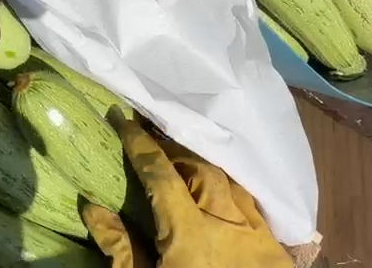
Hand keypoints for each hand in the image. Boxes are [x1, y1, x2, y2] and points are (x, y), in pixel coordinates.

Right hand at [80, 111, 292, 267]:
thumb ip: (122, 249)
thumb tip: (93, 207)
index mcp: (190, 233)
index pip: (160, 171)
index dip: (138, 141)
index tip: (120, 117)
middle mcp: (227, 223)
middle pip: (198, 166)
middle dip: (172, 150)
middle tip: (149, 145)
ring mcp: (258, 236)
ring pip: (230, 180)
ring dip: (202, 166)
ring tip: (181, 164)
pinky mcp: (278, 253)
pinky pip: (254, 204)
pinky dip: (232, 190)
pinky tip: (220, 195)